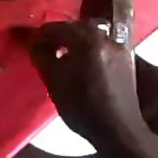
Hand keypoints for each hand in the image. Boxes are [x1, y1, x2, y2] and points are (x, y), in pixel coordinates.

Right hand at [28, 20, 155, 157]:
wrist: (118, 129)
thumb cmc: (82, 107)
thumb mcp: (55, 83)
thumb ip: (43, 58)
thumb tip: (36, 43)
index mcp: (87, 42)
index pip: (59, 28)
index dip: (42, 34)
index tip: (31, 41)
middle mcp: (106, 39)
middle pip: (79, 27)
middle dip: (61, 34)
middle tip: (47, 46)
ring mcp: (119, 48)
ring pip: (93, 35)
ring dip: (77, 40)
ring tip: (64, 54)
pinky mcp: (126, 60)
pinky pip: (104, 45)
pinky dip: (90, 48)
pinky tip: (83, 63)